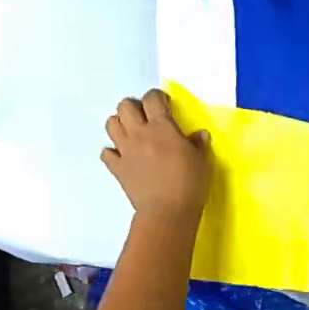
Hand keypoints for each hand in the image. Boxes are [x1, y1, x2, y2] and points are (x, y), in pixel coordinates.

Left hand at [103, 89, 212, 221]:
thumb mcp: (202, 161)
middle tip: (146, 118)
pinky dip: (111, 152)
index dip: (157, 97)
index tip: (165, 104)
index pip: (152, 98)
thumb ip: (198, 144)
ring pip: (111, 124)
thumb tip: (199, 134)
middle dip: (134, 107)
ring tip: (132, 134)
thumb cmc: (190, 184)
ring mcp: (125, 151)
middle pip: (125, 106)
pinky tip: (122, 157)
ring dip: (120, 124)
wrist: (167, 212)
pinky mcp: (117, 169)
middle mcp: (139, 133)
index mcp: (161, 127)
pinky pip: (106, 153)